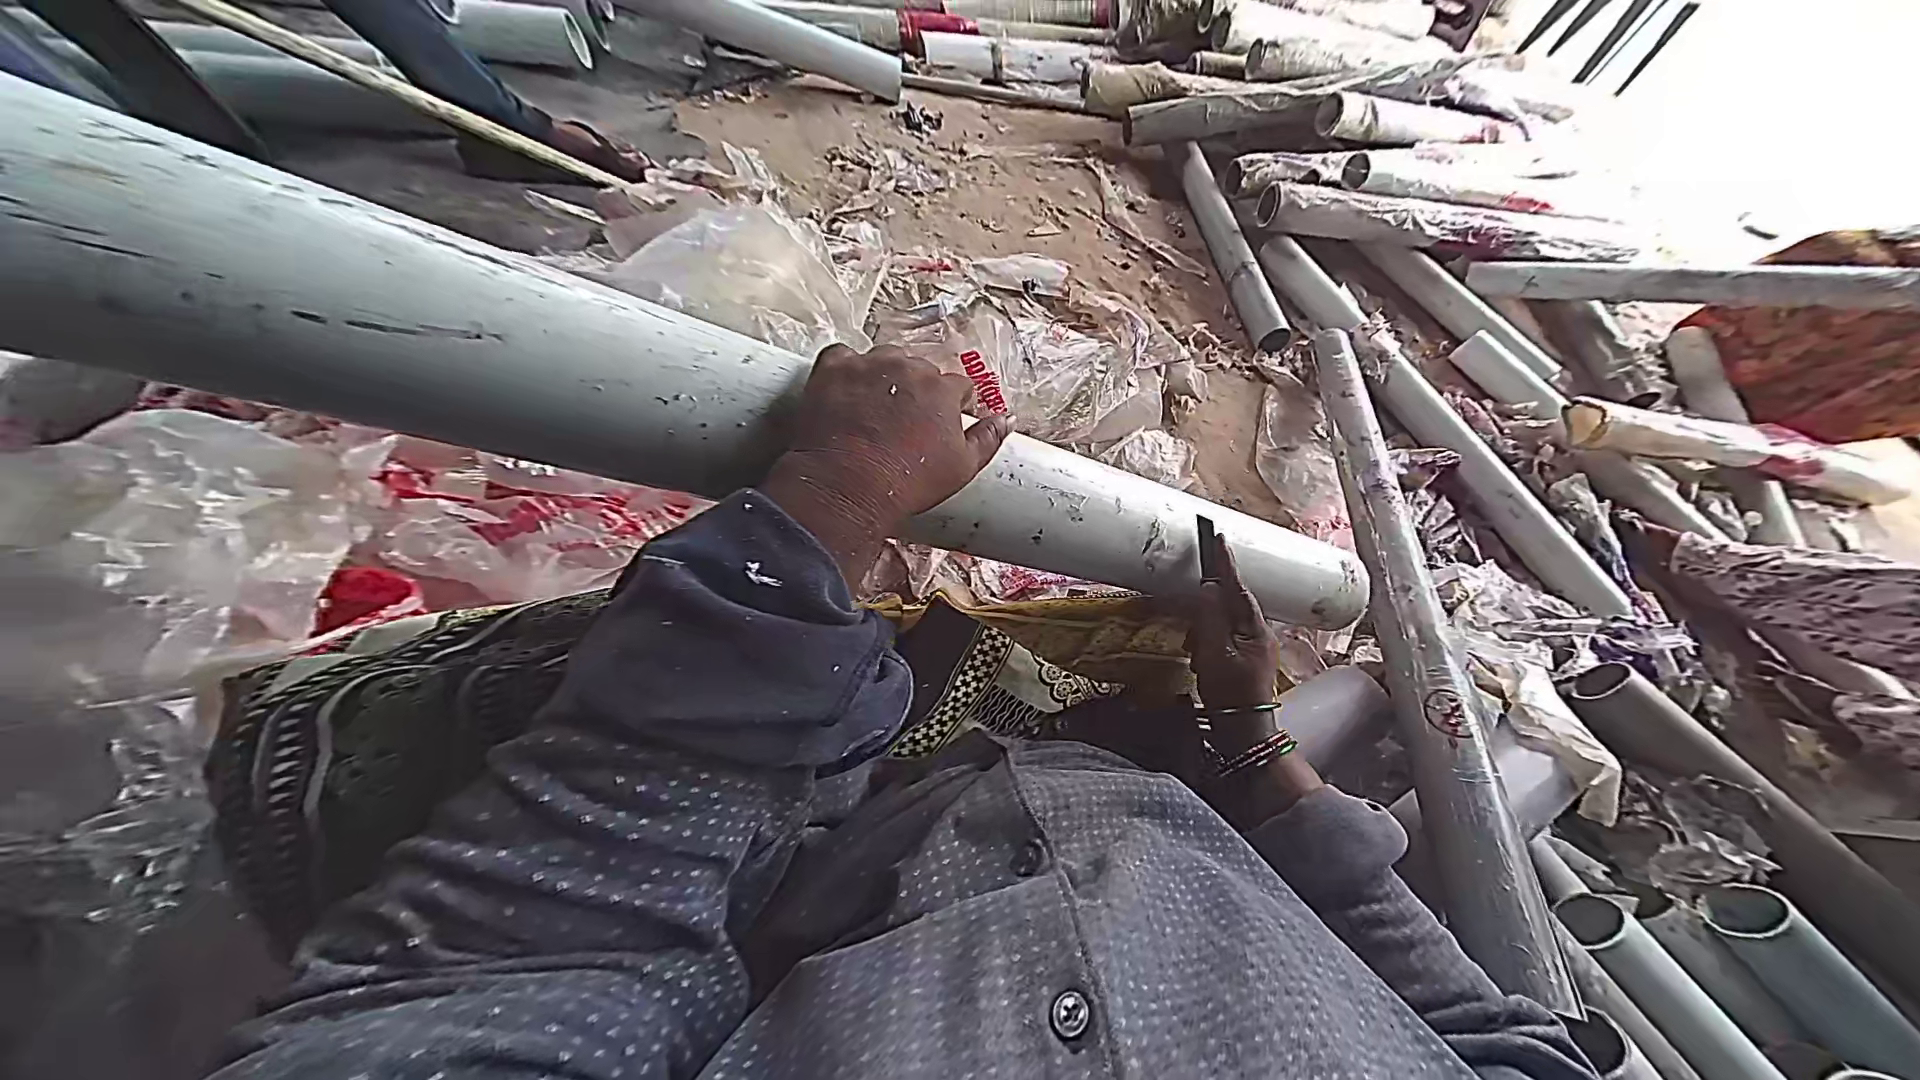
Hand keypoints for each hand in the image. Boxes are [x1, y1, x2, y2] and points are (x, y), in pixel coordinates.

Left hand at [762, 343, 1011, 583]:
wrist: (848, 487)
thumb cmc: (907, 482)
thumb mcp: (962, 468)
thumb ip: (988, 438)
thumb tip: (1006, 419)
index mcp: (942, 389)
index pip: (957, 385)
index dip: (951, 404)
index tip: (940, 421)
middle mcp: (908, 368)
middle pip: (918, 370)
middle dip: (915, 390)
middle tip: (903, 421)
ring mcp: (868, 365)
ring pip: (882, 360)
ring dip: (882, 377)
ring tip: (873, 409)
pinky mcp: (833, 369)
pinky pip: (842, 357)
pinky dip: (845, 372)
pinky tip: (845, 395)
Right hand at [1187, 532, 1281, 716]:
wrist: (1243, 733)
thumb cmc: (1230, 693)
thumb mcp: (1215, 653)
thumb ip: (1210, 617)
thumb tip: (1208, 586)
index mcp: (1254, 628)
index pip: (1237, 587)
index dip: (1226, 564)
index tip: (1218, 539)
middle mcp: (1258, 634)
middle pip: (1228, 606)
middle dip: (1206, 615)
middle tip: (1196, 637)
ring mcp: (1253, 648)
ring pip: (1221, 625)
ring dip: (1204, 635)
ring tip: (1199, 658)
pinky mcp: (1244, 660)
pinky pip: (1221, 641)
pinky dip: (1207, 647)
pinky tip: (1202, 663)